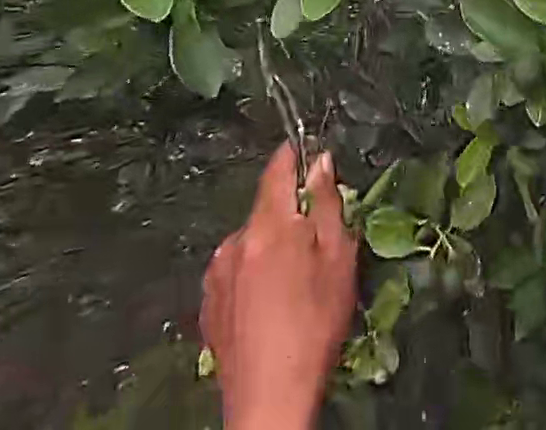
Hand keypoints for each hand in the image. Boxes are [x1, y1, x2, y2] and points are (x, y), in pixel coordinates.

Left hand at [200, 142, 358, 429]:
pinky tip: (271, 299)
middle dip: (290, 210)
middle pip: (265, 207)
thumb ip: (327, 205)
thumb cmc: (316, 322)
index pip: (276, 170)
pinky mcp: (207, 302)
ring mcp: (215, 273)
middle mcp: (234, 241)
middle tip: (318, 234)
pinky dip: (254, 269)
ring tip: (295, 276)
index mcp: (268, 226)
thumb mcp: (338, 258)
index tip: (307, 147)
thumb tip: (321, 161)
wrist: (269, 399)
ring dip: (271, 242)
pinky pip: (236, 268)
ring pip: (251, 239)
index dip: (292, 154)